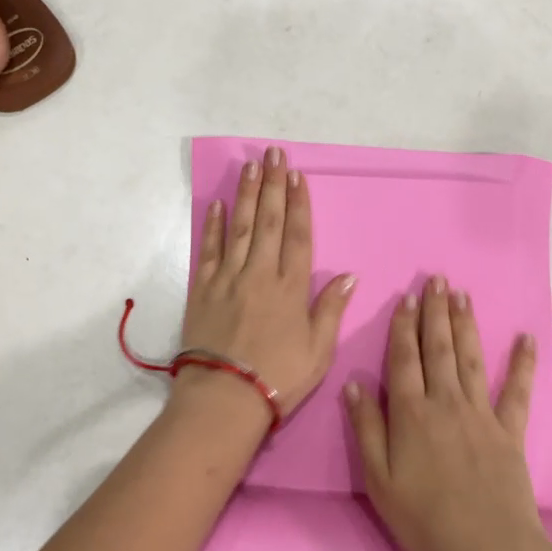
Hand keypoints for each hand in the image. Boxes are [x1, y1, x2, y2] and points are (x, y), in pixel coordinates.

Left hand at [184, 146, 355, 424]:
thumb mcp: (319, 351)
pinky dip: (213, 226)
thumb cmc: (279, 378)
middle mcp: (260, 274)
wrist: (225, 397)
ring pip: (238, 227)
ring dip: (244, 194)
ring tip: (250, 166)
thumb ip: (331, 309)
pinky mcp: (202, 289)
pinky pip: (209, 249)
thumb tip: (349, 276)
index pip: (297, 235)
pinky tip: (217, 205)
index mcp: (291, 287)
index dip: (298, 203)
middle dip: (272, 185)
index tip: (297, 175)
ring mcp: (228, 278)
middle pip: (267, 221)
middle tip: (273, 153)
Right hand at [346, 277, 547, 550]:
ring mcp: (482, 414)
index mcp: (410, 413)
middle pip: (439, 349)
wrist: (488, 548)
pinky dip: (523, 364)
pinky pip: (518, 391)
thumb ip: (367, 428)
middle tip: (436, 279)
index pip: (404, 359)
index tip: (406, 297)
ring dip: (466, 325)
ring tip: (462, 295)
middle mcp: (446, 402)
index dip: (403, 326)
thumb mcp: (378, 479)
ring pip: (472, 359)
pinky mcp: (510, 432)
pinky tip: (525, 339)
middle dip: (435, 312)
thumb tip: (354, 384)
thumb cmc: (424, 518)